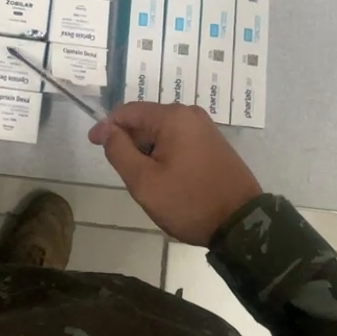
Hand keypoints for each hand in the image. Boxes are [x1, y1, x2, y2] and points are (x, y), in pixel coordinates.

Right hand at [89, 102, 262, 244]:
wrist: (242, 224)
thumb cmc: (189, 201)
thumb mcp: (144, 181)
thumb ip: (119, 151)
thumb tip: (107, 129)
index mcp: (173, 117)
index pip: (128, 111)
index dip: (107, 126)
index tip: (94, 145)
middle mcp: (190, 114)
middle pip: (146, 120)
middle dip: (130, 141)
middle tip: (125, 173)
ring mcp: (205, 128)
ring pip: (162, 132)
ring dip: (147, 150)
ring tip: (146, 180)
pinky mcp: (214, 144)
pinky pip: (179, 140)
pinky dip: (165, 154)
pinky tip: (166, 178)